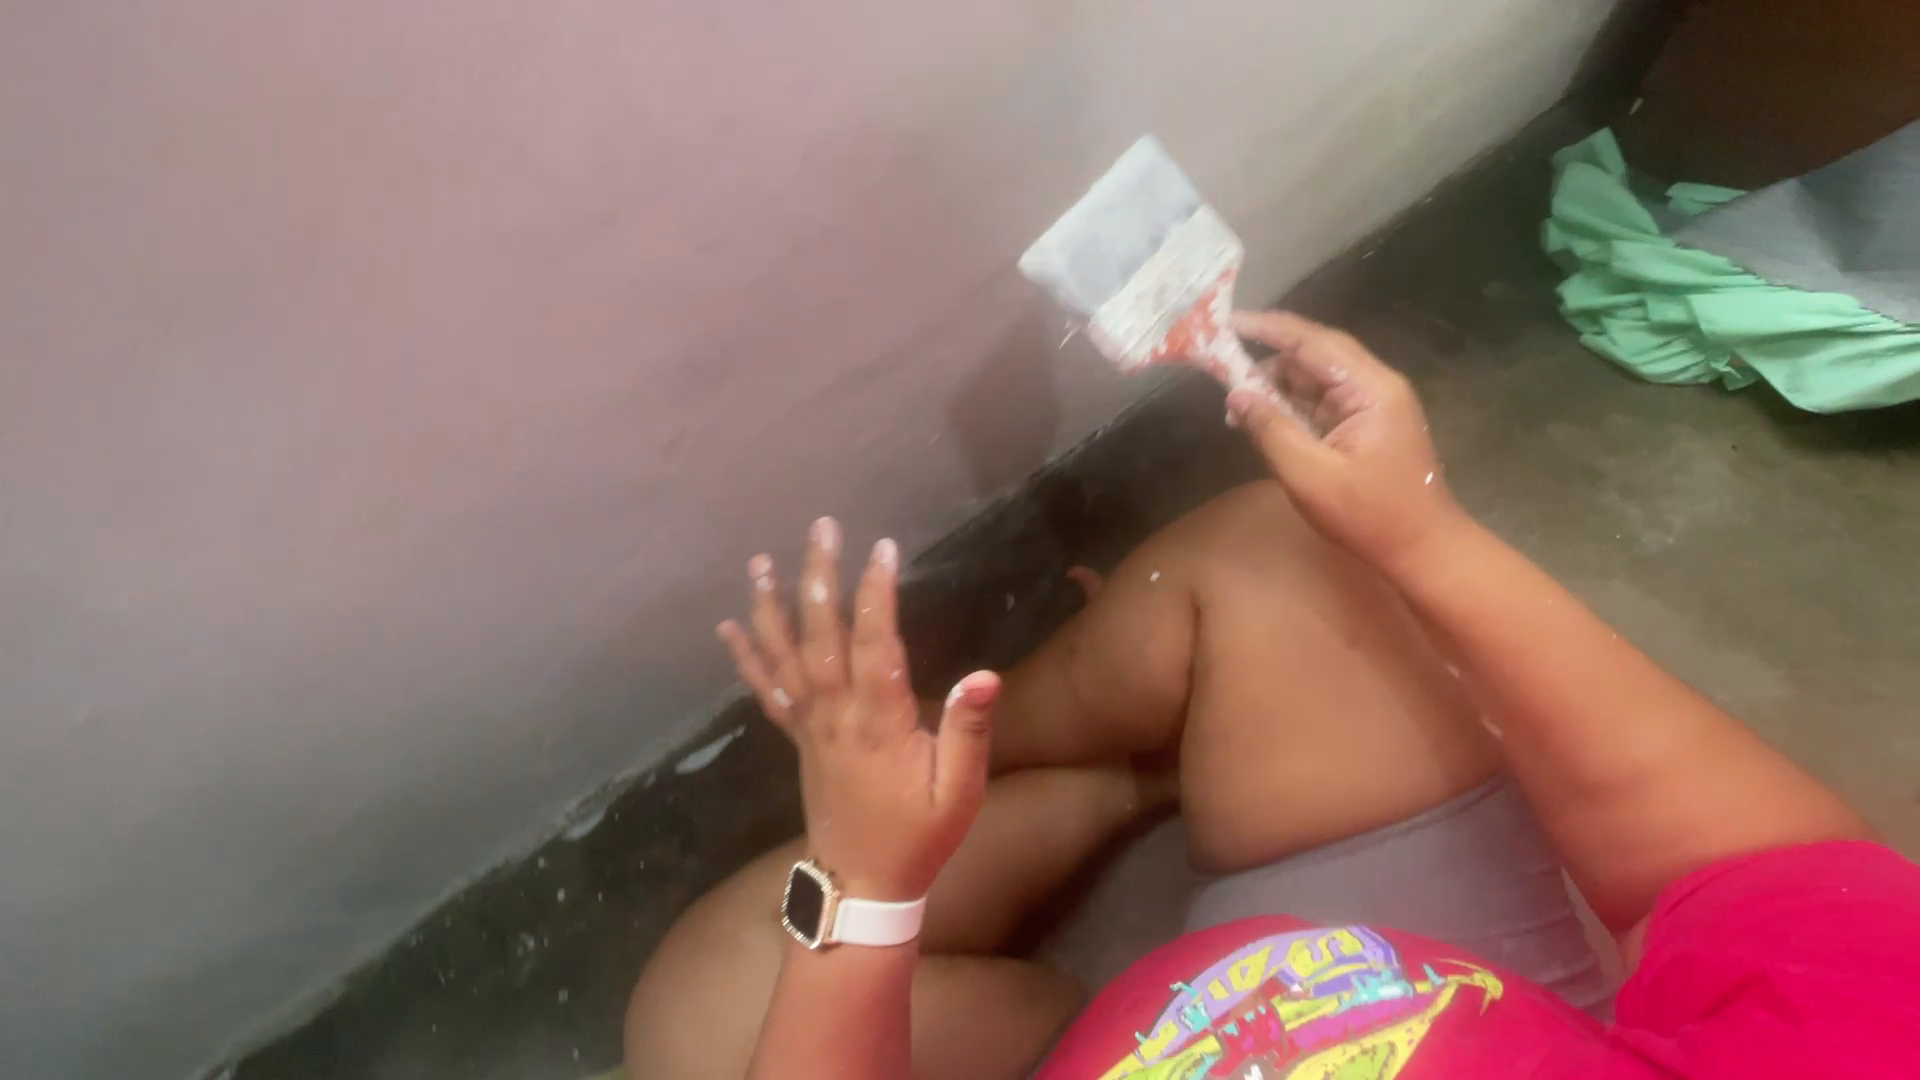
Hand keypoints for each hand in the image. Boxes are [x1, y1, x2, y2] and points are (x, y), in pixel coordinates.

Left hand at [716, 517, 997, 901]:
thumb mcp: (960, 791)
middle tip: (822, 528)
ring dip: (771, 607)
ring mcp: (810, 725)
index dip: (878, 593)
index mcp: (880, 721)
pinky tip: (729, 627)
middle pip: (822, 635)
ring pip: (784, 656)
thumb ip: (969, 731)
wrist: (862, 885)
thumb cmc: (919, 835)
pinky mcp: (799, 737)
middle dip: (819, 577)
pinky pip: (767, 691)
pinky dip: (747, 657)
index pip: (877, 643)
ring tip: (759, 562)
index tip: (884, 548)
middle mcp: (836, 714)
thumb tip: (984, 674)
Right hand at [1226, 311, 1467, 572]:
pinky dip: (1286, 407)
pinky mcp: (1359, 426)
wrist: (1421, 548)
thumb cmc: (1369, 514)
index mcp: (1370, 389)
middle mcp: (1372, 387)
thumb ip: (1271, 430)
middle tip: (1220, 365)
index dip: (1269, 328)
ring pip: (1312, 380)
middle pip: (1312, 356)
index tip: (1228, 322)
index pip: (1313, 343)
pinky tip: (1258, 419)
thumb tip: (1237, 395)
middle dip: (1266, 358)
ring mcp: (1367, 406)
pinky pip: (1316, 404)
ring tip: (1234, 405)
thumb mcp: (1310, 475)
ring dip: (1273, 386)